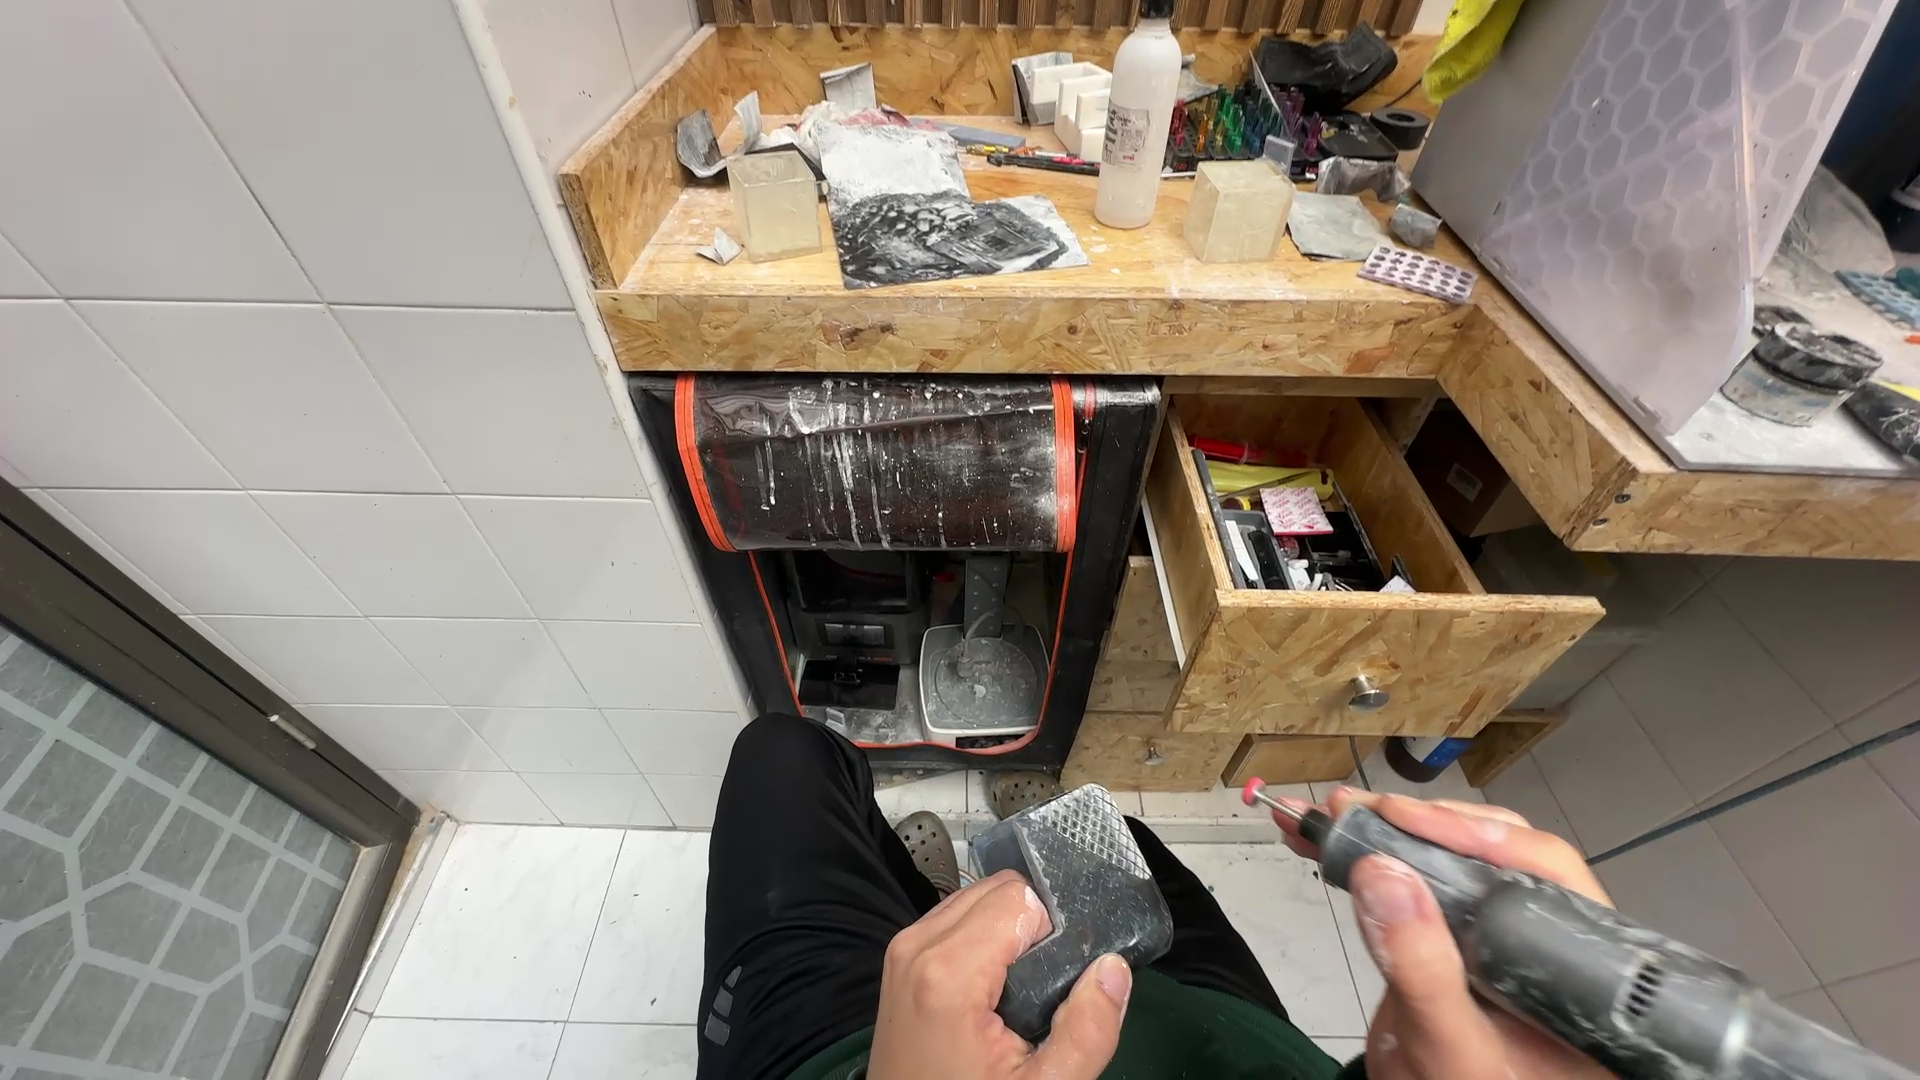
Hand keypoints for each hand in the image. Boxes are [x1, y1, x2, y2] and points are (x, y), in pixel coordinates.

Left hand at [868, 869, 1132, 1079]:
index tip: (1059, 978)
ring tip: (1019, 994)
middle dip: (1031, 926)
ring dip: (1006, 929)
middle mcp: (918, 943)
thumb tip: (1115, 967)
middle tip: (1044, 989)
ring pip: (976, 896)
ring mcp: (904, 946)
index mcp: (948, 971)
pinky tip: (993, 988)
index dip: (1050, 930)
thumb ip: (1087, 1030)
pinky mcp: (901, 955)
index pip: (1019, 896)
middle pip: (997, 888)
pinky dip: (982, 935)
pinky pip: (955, 915)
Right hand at [1271, 789, 1613, 1079]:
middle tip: (1353, 809)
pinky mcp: (1448, 929)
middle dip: (1413, 823)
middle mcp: (1544, 942)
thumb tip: (1382, 870)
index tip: (1403, 819)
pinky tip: (1318, 838)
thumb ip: (1422, 968)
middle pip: (1491, 854)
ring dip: (1378, 829)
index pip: (1549, 876)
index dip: (1479, 836)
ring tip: (1328, 815)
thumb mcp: (1448, 1047)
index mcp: (1580, 973)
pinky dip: (1361, 852)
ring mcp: (1492, 934)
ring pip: (1444, 856)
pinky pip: (1409, 876)